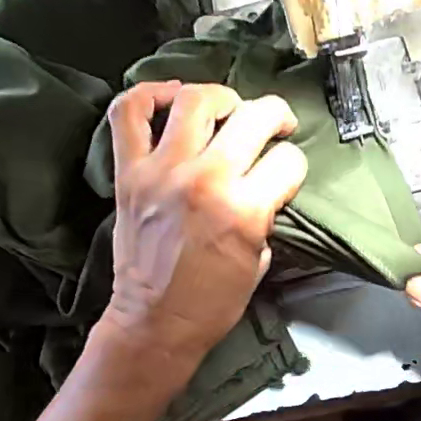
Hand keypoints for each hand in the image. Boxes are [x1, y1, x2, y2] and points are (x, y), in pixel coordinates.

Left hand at [99, 80, 307, 370]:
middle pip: (253, 117)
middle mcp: (205, 180)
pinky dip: (146, 95)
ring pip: (195, 100)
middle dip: (274, 116)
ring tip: (224, 110)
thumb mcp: (256, 264)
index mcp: (243, 210)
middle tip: (272, 127)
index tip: (283, 176)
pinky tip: (168, 98)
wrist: (154, 325)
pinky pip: (128, 114)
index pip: (287, 161)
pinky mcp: (129, 175)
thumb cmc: (209, 306)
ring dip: (219, 97)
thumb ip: (264, 217)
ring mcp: (162, 172)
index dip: (292, 167)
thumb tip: (262, 187)